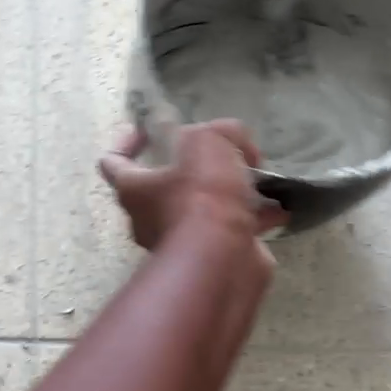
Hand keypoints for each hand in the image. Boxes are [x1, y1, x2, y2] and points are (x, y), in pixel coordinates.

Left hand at [99, 121, 286, 253]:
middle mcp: (149, 218)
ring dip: (228, 194)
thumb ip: (220, 132)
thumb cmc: (201, 196)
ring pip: (202, 210)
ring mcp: (180, 242)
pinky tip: (278, 207)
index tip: (145, 131)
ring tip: (258, 178)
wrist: (222, 259)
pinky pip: (231, 231)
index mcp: (134, 189)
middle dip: (194, 169)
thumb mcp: (207, 141)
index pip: (112, 162)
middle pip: (164, 186)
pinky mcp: (210, 258)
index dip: (125, 143)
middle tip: (223, 155)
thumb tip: (239, 147)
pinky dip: (254, 218)